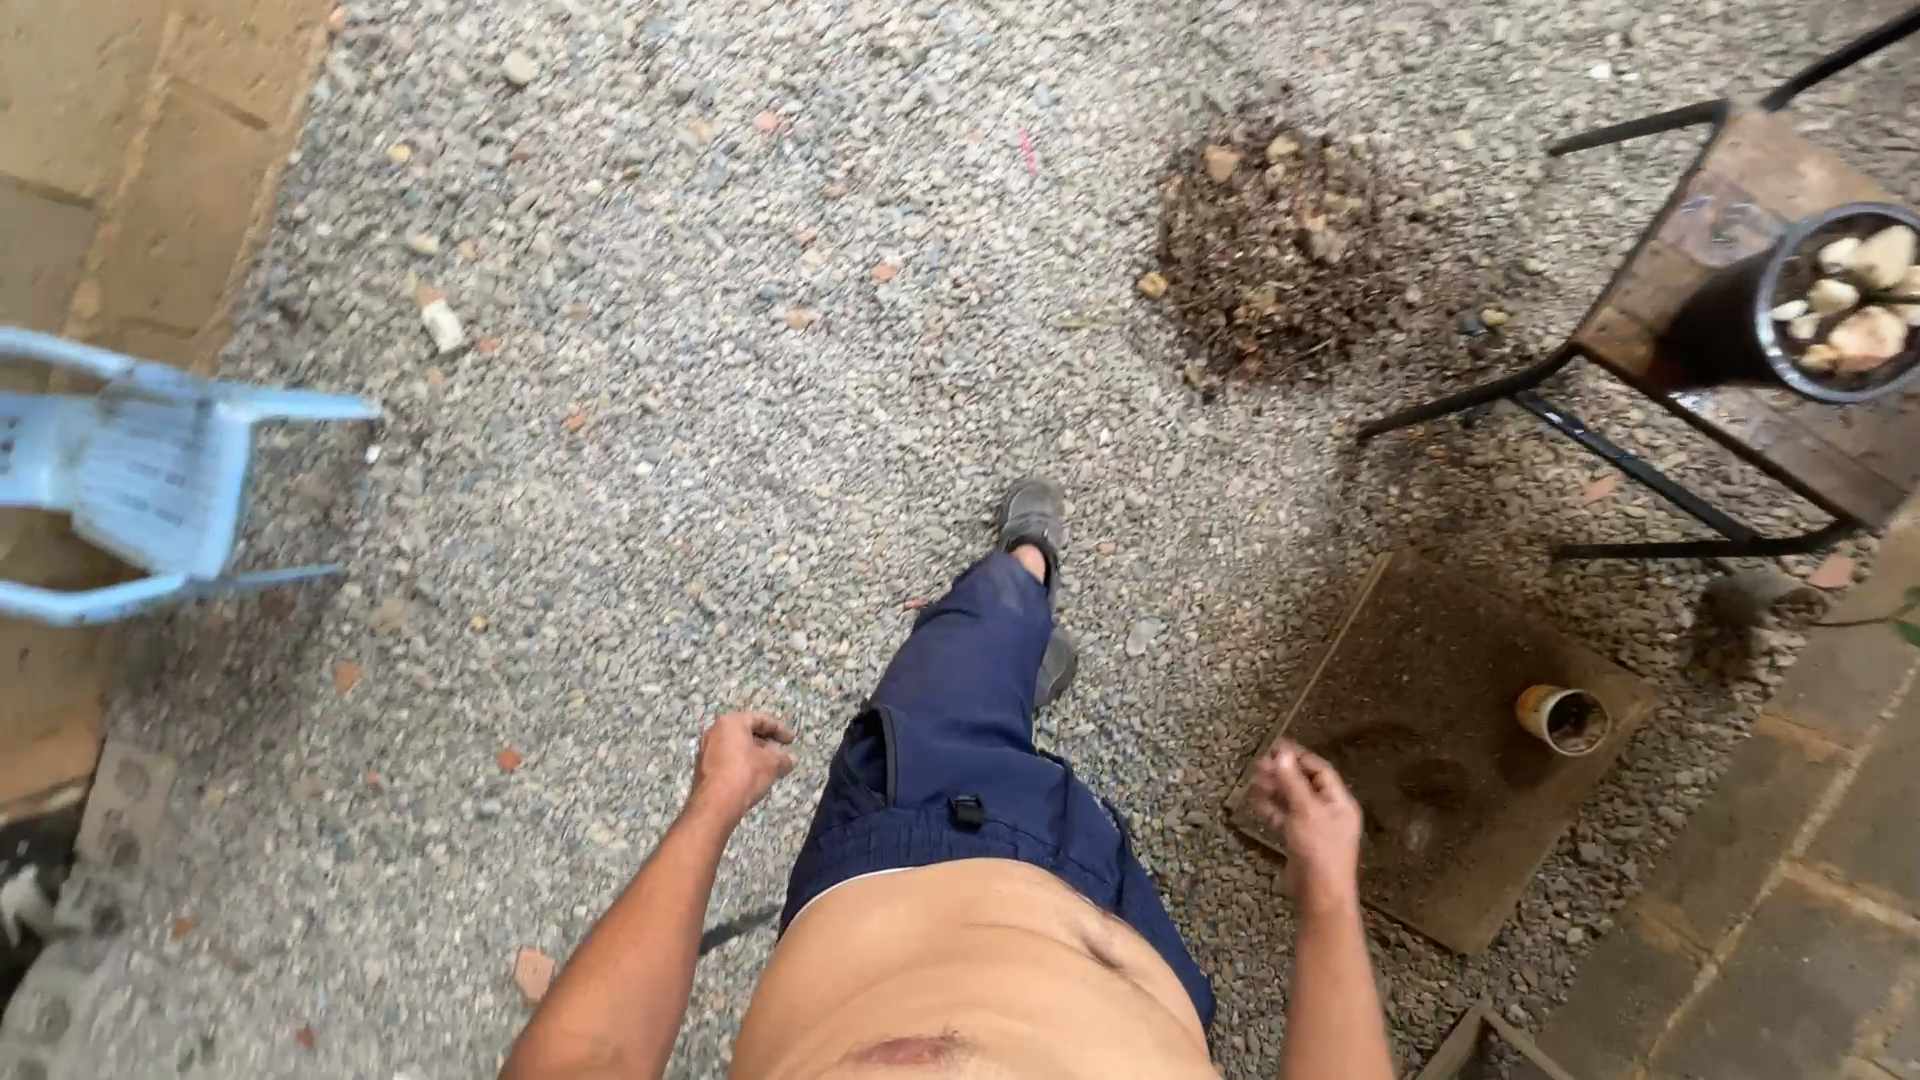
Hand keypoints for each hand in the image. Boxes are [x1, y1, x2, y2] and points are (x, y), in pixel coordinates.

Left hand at [688, 712, 796, 823]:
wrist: (715, 805)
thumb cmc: (745, 774)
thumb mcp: (772, 763)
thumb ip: (783, 758)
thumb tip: (790, 759)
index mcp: (730, 723)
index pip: (759, 719)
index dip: (779, 729)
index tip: (791, 740)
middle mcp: (714, 732)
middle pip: (745, 732)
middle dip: (765, 742)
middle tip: (780, 752)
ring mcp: (705, 751)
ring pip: (735, 748)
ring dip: (753, 755)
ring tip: (769, 767)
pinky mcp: (702, 770)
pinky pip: (727, 760)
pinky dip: (741, 764)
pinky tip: (753, 777)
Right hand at [1246, 739, 1362, 914]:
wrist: (1319, 894)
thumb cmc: (1319, 849)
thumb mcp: (1305, 811)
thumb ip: (1292, 782)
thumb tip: (1281, 754)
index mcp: (1339, 803)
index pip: (1320, 771)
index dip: (1299, 757)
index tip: (1275, 746)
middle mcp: (1329, 812)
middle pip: (1304, 784)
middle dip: (1282, 773)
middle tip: (1258, 764)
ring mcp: (1315, 827)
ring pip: (1292, 801)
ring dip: (1274, 790)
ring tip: (1253, 781)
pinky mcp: (1301, 841)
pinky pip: (1285, 818)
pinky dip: (1272, 810)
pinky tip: (1257, 804)